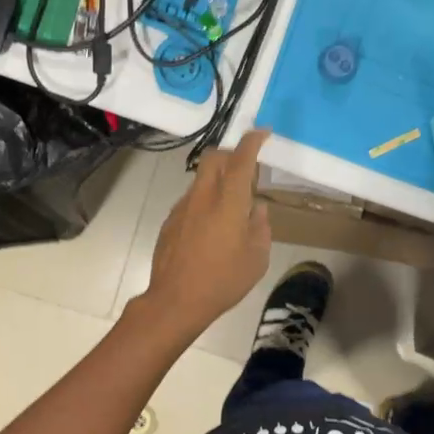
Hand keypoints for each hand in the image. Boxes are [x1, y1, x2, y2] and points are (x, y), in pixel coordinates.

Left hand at [144, 129, 272, 334]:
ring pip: (201, 179)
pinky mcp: (170, 222)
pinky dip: (205, 201)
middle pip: (214, 157)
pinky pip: (191, 200)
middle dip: (231, 154)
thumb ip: (261, 227)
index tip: (263, 133)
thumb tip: (257, 209)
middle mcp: (203, 197)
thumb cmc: (223, 281)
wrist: (176, 300)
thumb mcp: (257, 259)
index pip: (241, 159)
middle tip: (246, 169)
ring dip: (218, 180)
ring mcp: (183, 208)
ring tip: (231, 205)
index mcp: (229, 202)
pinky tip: (212, 227)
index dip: (253, 141)